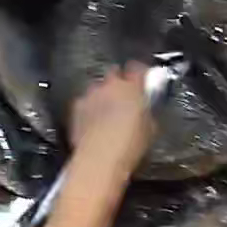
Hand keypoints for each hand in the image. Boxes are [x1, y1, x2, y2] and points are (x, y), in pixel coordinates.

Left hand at [69, 63, 156, 178]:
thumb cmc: (128, 145)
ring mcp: (91, 95)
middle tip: (124, 97)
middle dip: (118, 81)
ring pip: (97, 88)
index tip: (141, 79)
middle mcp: (110, 86)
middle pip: (114, 73)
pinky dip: (89, 108)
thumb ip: (146, 112)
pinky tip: (93, 123)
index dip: (139, 73)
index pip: (138, 68)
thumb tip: (145, 112)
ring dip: (102, 96)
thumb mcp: (150, 128)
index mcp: (132, 87)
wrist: (100, 158)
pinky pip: (84, 101)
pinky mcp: (77, 107)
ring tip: (107, 113)